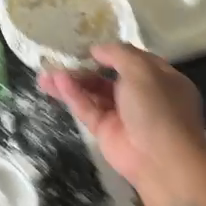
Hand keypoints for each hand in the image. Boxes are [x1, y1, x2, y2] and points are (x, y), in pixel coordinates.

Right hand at [38, 43, 205, 195]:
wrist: (161, 158)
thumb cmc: (158, 107)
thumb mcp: (143, 70)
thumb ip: (119, 54)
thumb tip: (97, 49)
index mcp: (159, 78)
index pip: (132, 61)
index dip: (111, 53)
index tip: (88, 47)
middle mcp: (141, 95)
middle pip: (107, 77)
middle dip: (83, 69)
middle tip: (57, 60)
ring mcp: (122, 114)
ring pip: (93, 94)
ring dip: (71, 82)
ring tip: (45, 74)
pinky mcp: (105, 131)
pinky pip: (87, 109)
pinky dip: (73, 96)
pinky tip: (57, 83)